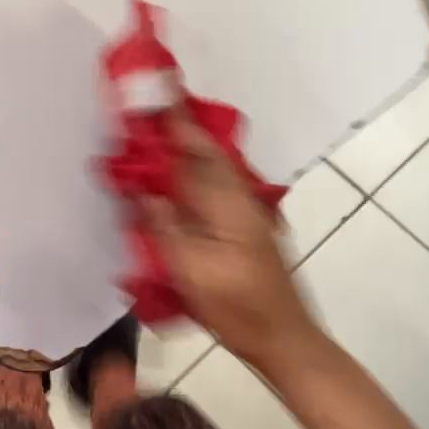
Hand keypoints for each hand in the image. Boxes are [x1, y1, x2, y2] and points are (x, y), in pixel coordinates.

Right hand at [142, 113, 323, 371]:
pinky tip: (177, 169)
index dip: (172, 119)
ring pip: (212, 163)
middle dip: (177, 122)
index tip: (152, 88)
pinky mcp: (247, 222)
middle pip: (206, 149)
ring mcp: (247, 209)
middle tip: (147, 101)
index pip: (193, 149)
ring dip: (185, 141)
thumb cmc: (235, 309)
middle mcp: (239, 197)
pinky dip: (194, 163)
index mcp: (226, 204)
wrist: (287, 341)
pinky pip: (215, 179)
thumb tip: (142, 187)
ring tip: (155, 127)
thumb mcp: (189, 270)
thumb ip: (164, 224)